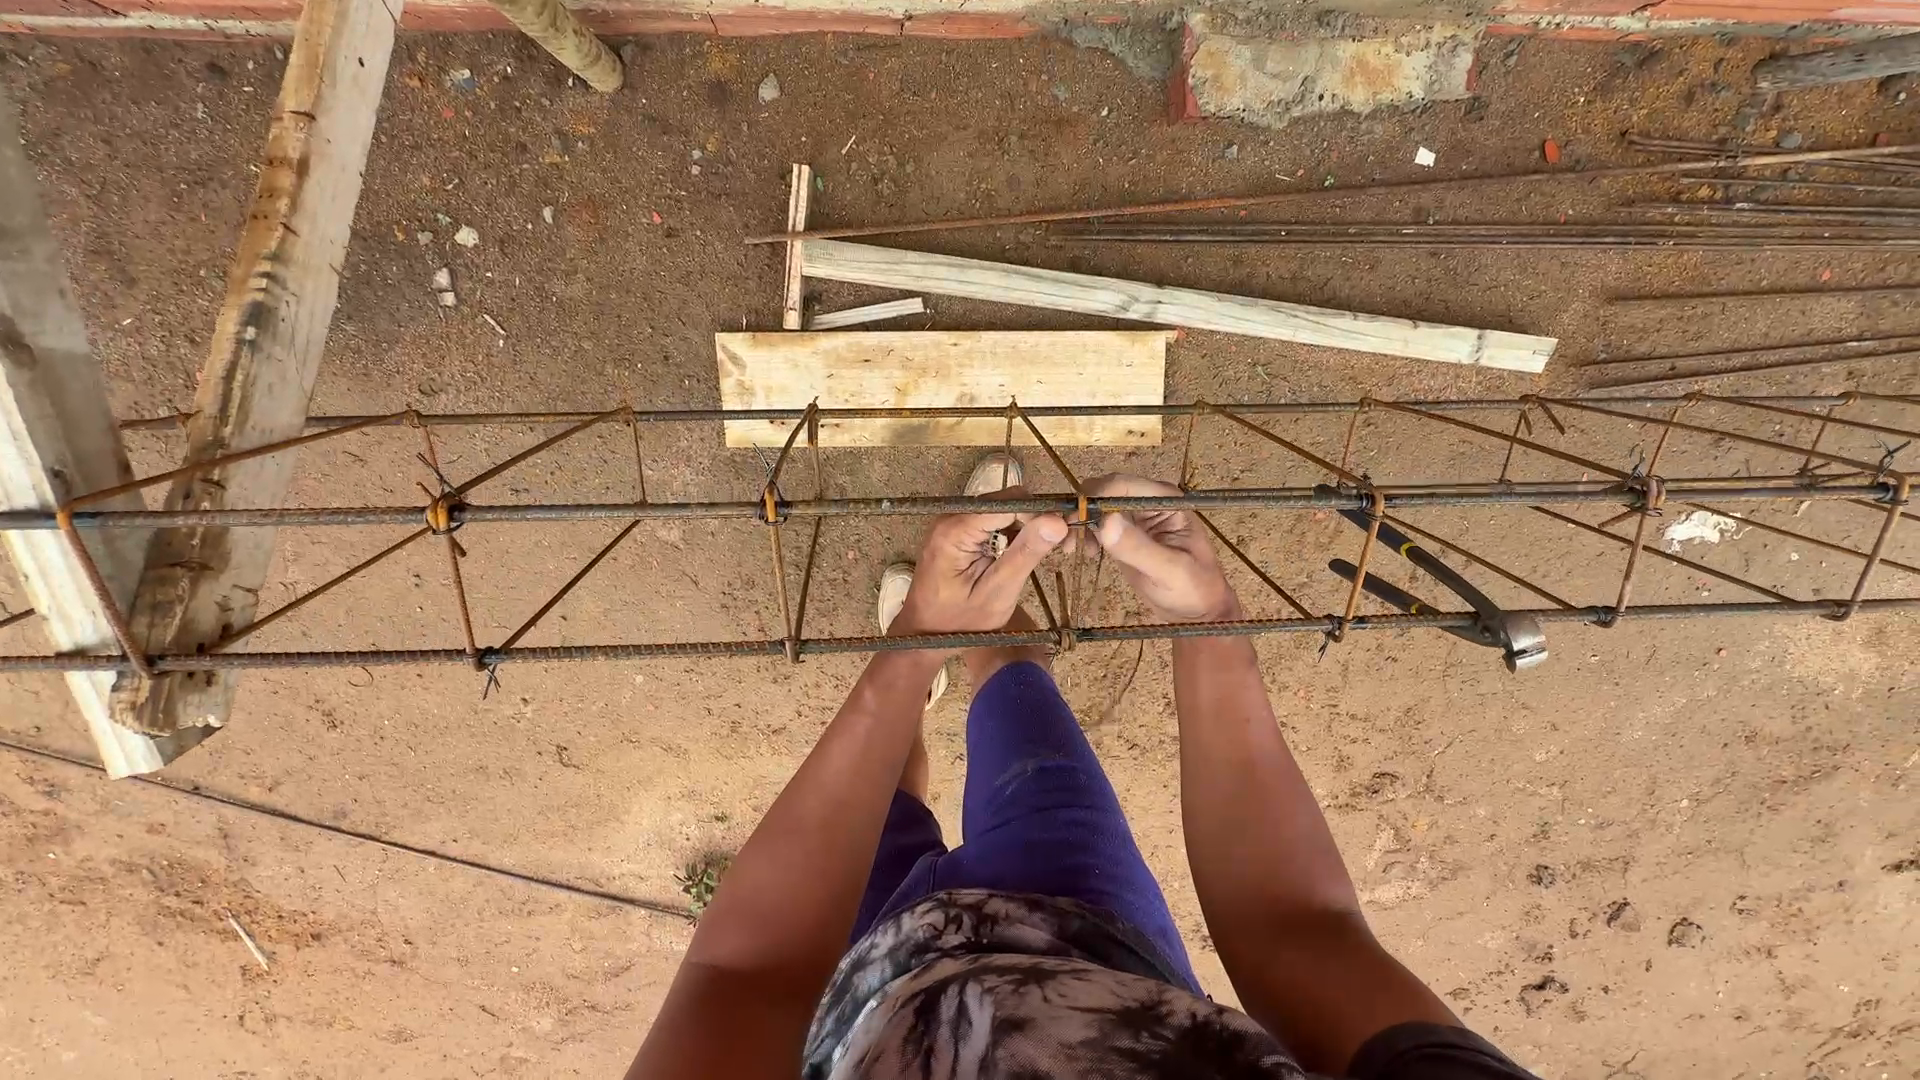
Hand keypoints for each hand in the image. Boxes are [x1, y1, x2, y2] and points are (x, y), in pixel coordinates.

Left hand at [890, 489, 1068, 637]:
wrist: (923, 634)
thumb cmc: (958, 623)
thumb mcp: (997, 592)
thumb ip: (1025, 554)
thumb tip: (1057, 521)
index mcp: (956, 529)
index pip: (1011, 503)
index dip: (1043, 514)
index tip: (1068, 536)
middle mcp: (952, 515)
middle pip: (1009, 501)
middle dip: (1040, 519)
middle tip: (1066, 546)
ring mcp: (954, 521)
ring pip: (1005, 508)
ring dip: (1030, 525)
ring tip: (1053, 549)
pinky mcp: (959, 530)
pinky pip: (995, 520)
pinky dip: (1016, 531)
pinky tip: (1029, 550)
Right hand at [1079, 474, 1239, 622]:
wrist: (1196, 611)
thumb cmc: (1193, 589)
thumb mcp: (1169, 571)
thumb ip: (1138, 548)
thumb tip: (1106, 522)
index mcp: (1164, 499)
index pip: (1121, 485)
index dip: (1094, 498)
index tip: (1074, 522)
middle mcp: (1147, 500)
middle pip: (1104, 491)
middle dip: (1082, 510)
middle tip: (1068, 539)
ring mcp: (1135, 515)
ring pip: (1096, 506)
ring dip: (1080, 522)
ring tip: (1072, 548)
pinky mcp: (1124, 532)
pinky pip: (1097, 523)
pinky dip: (1086, 533)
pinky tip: (1088, 553)